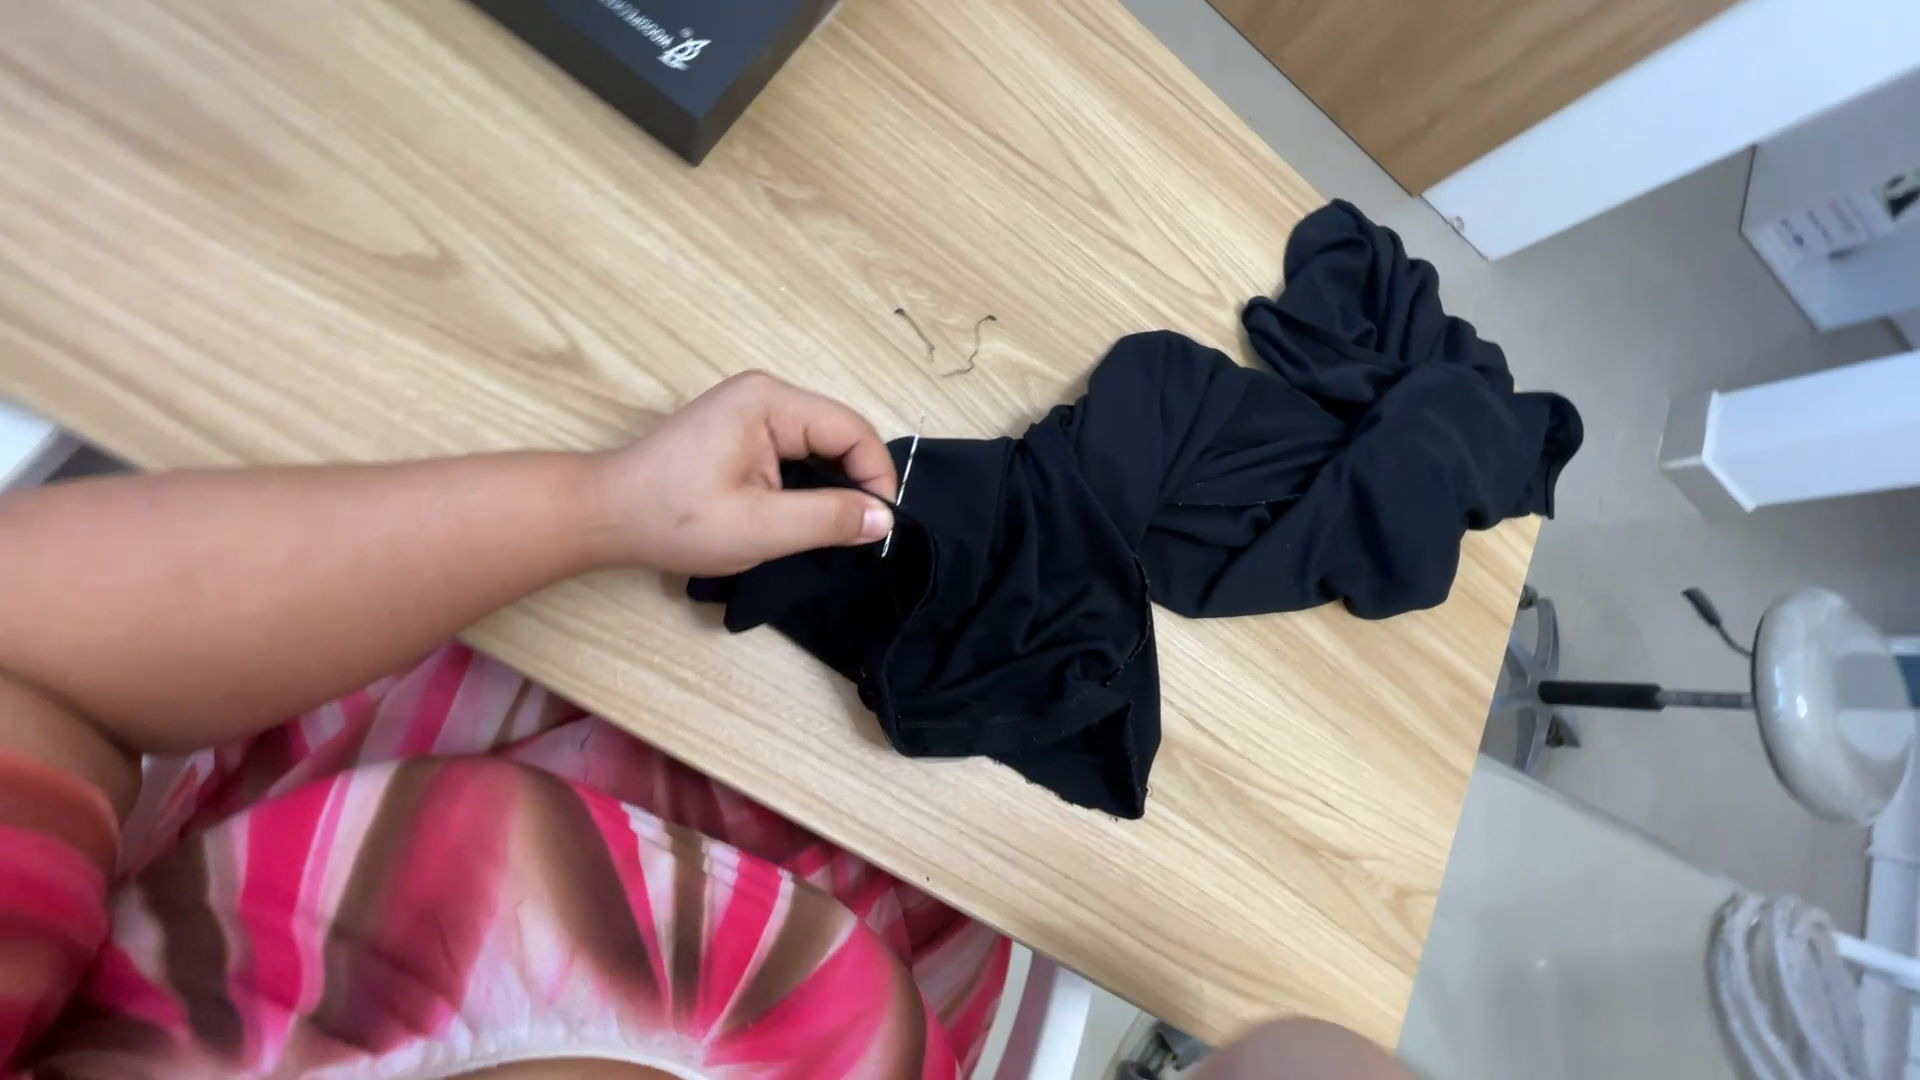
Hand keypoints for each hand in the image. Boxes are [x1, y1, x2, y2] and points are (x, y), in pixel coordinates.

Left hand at [585, 371, 899, 576]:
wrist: (605, 515)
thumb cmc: (673, 519)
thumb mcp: (760, 527)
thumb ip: (828, 520)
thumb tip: (885, 519)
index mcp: (770, 403)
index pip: (852, 431)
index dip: (876, 477)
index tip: (878, 526)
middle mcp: (767, 395)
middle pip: (840, 435)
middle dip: (856, 482)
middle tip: (859, 533)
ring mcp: (754, 411)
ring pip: (822, 446)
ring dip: (835, 486)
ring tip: (834, 528)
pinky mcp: (745, 431)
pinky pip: (799, 453)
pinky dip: (812, 485)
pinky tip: (806, 515)